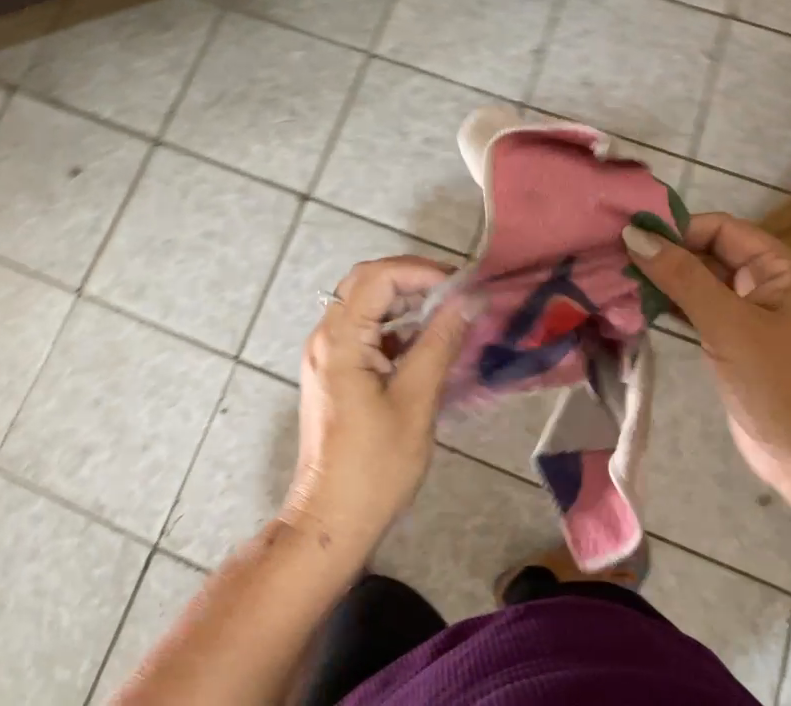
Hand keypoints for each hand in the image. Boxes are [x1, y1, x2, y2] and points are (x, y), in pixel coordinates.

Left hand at [283, 257, 472, 551]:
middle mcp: (324, 338)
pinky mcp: (332, 374)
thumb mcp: (416, 401)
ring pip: (363, 307)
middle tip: (456, 295)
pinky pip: (362, 333)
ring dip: (404, 304)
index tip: (460, 286)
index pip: (376, 277)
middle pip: (365, 284)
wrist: (331, 518)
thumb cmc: (375, 466)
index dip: (420, 271)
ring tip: (449, 316)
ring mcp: (325, 356)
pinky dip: (394, 329)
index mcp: (339, 340)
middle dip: (412, 281)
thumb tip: (466, 301)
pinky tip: (426, 345)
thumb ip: (439, 343)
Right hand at [622, 215, 790, 503]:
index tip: (626, 238)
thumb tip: (635, 236)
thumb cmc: (784, 387)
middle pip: (710, 255)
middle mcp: (771, 287)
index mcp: (784, 270)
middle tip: (611, 259)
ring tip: (615, 281)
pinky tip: (637, 309)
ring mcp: (755, 320)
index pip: (721, 229)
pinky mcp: (740, 349)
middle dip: (664, 256)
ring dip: (664, 284)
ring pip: (702, 287)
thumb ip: (682, 278)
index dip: (676, 229)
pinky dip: (672, 311)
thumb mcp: (730, 326)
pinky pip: (702, 316)